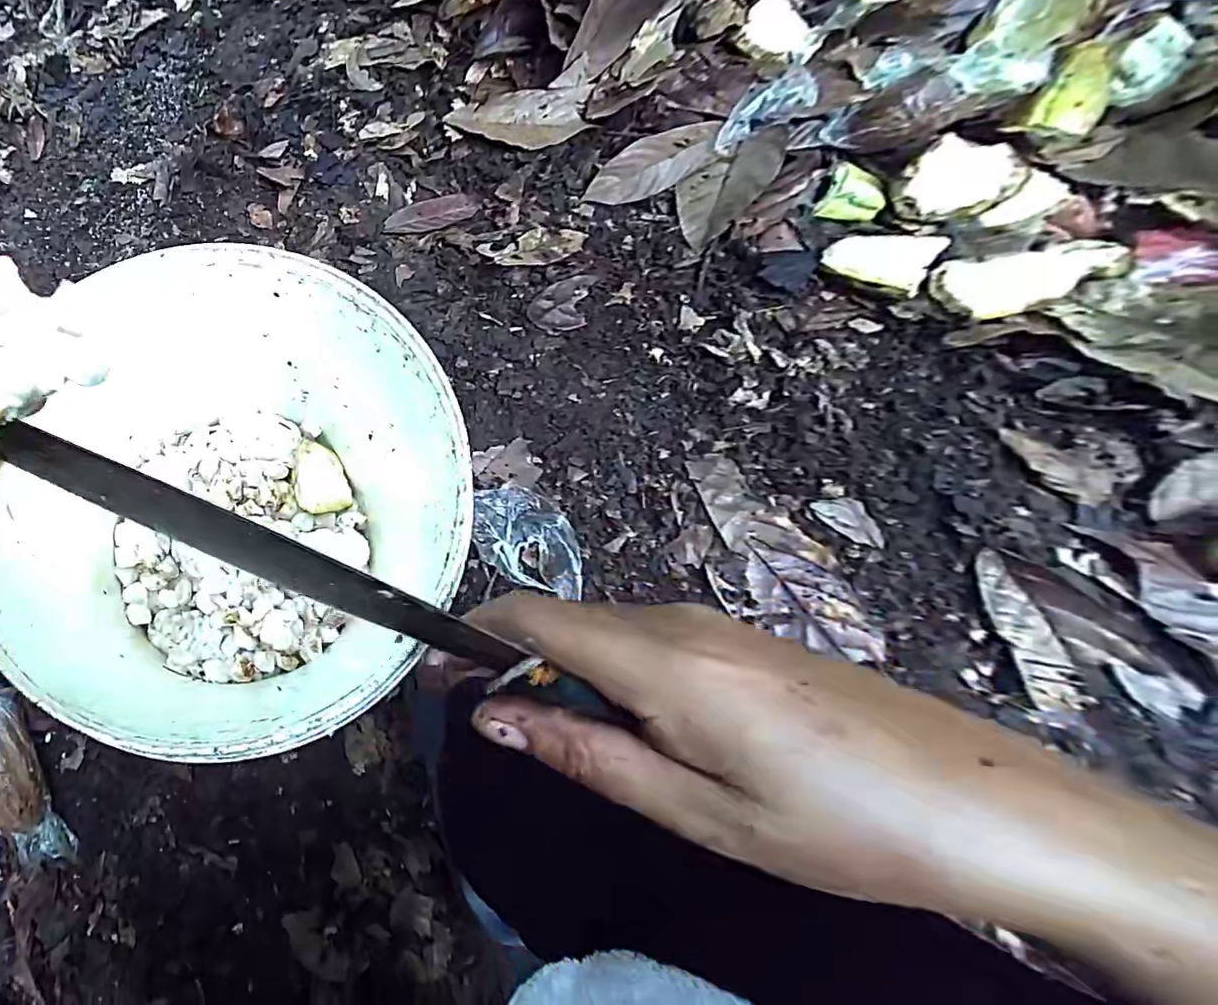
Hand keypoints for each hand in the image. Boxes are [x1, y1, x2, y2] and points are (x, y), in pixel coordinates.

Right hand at [466, 595, 1217, 1000]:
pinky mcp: (732, 633)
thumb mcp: (696, 810)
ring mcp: (707, 620)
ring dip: (555, 665)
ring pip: (596, 627)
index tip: (434, 669)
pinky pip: (637, 634)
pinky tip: (631, 720)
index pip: (529, 614)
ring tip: (559, 730)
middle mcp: (672, 619)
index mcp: (657, 658)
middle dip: (506, 657)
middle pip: (557, 617)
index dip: (468, 633)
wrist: (1005, 811)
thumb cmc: (838, 825)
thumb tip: (489, 716)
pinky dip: (600, 665)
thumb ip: (581, 751)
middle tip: (488, 718)